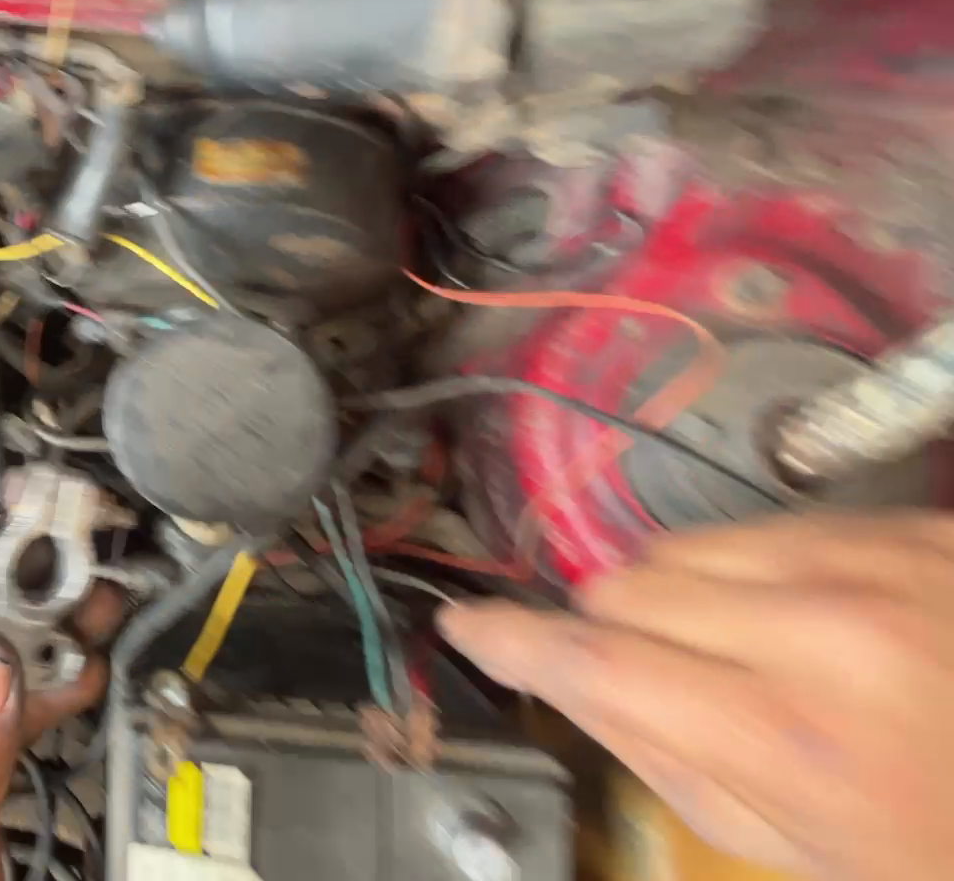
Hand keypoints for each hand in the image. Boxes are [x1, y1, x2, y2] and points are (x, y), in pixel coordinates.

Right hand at [438, 512, 953, 880]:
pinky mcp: (904, 526)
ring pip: (668, 548)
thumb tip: (543, 669)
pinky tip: (805, 611)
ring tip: (746, 641)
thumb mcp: (789, 844)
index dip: (508, 638)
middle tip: (670, 673)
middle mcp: (826, 632)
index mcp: (796, 738)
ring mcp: (872, 564)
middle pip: (618, 590)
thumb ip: (649, 751)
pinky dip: (742, 568)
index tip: (463, 625)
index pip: (590, 661)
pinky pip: (748, 526)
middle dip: (616, 630)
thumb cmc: (934, 843)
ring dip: (675, 592)